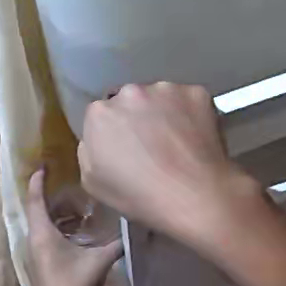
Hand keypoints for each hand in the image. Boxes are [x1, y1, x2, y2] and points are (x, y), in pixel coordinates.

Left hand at [26, 169, 123, 285]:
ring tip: (79, 204)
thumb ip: (117, 244)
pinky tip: (80, 232)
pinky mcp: (44, 265)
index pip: (35, 198)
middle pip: (39, 210)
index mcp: (42, 233)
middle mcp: (36, 240)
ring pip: (45, 225)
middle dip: (52, 194)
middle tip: (70, 182)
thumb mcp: (99, 261)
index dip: (38, 179)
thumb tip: (135, 228)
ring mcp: (37, 254)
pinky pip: (49, 237)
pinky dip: (61, 228)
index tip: (45, 163)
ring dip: (58, 213)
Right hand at [78, 82, 270, 254]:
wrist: (194, 196)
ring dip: (163, 113)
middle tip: (152, 146)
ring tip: (176, 143)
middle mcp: (130, 92)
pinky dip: (190, 114)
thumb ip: (88, 151)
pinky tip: (195, 138)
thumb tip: (97, 139)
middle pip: (130, 102)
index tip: (126, 151)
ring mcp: (165, 89)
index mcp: (99, 113)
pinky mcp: (196, 93)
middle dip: (137, 118)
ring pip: (160, 98)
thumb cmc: (139, 196)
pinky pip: (188, 101)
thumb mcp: (92, 183)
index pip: (101, 116)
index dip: (114, 134)